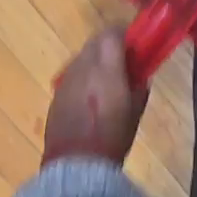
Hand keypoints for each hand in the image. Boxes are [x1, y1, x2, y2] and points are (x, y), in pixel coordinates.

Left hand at [42, 28, 146, 165]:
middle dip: (109, 45)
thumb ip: (139, 87)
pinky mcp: (56, 93)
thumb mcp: (135, 112)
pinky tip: (89, 96)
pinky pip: (72, 75)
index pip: (112, 33)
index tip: (133, 42)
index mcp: (106, 68)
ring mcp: (66, 79)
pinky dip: (82, 77)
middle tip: (122, 59)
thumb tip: (141, 76)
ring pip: (82, 57)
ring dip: (95, 60)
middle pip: (95, 41)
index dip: (124, 33)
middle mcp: (83, 67)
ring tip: (105, 80)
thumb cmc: (112, 137)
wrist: (77, 164)